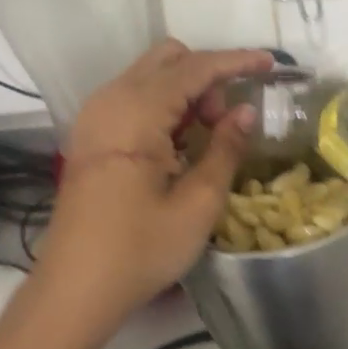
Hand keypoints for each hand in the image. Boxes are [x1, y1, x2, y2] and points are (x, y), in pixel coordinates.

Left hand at [38, 41, 272, 325]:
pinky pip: (134, 98)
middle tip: (227, 121)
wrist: (75, 289)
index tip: (272, 65)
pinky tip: (180, 145)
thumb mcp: (198, 203)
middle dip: (207, 77)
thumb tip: (245, 111)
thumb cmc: (140, 250)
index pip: (195, 67)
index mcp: (137, 112)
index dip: (236, 61)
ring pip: (150, 76)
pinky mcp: (90, 136)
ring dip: (186, 91)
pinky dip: (164, 106)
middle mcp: (110, 100)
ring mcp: (95, 117)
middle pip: (168, 59)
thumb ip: (226, 148)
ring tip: (208, 137)